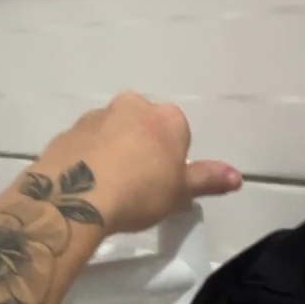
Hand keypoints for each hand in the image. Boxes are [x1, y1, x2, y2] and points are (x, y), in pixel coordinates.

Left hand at [34, 92, 241, 233]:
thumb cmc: (139, 193)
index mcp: (166, 117)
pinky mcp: (67, 132)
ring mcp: (96, 116)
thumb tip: (237, 176)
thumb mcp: (180, 192)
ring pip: (112, 132)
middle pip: (144, 127)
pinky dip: (88, 159)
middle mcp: (131, 105)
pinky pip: (85, 145)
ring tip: (110, 188)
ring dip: (114, 151)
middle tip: (137, 186)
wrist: (76, 197)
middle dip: (142, 149)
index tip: (162, 185)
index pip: (178, 135)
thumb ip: (207, 179)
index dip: (172, 161)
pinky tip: (87, 186)